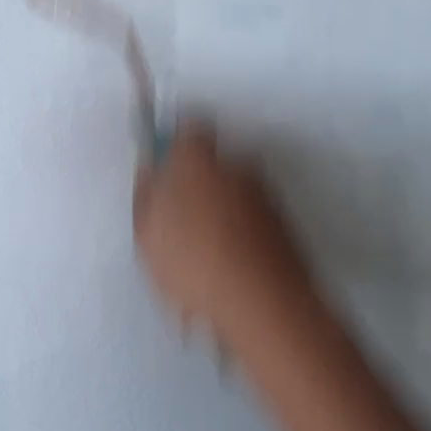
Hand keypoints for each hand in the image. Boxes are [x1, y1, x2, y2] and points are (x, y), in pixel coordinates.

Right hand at [132, 122, 311, 339]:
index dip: (173, 142)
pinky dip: (240, 231)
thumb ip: (145, 192)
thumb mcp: (145, 231)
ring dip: (219, 207)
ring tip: (200, 249)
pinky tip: (223, 264)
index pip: (187, 126)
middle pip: (213, 158)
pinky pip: (252, 217)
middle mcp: (238, 164)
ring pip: (234, 189)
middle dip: (196, 178)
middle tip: (175, 212)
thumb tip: (150, 173)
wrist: (263, 304)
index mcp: (198, 157)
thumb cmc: (195, 262)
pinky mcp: (285, 224)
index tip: (162, 164)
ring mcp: (266, 194)